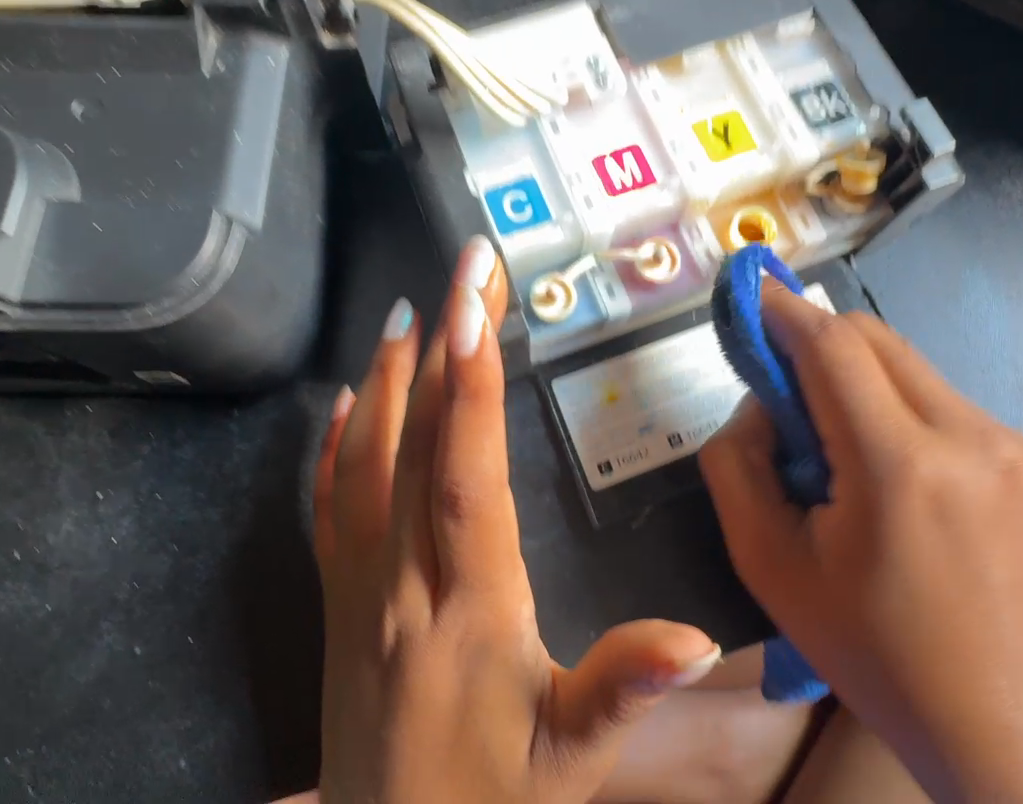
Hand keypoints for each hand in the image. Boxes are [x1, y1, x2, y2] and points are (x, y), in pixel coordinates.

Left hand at [313, 236, 722, 803]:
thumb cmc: (491, 802)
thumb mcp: (569, 760)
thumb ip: (622, 689)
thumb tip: (694, 637)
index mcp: (470, 605)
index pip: (466, 476)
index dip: (471, 389)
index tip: (473, 310)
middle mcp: (403, 580)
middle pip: (420, 444)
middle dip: (442, 347)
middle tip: (463, 271)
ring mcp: (359, 586)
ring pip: (366, 462)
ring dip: (385, 380)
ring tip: (404, 313)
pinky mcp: (337, 602)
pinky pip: (328, 507)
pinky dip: (333, 445)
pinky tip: (344, 401)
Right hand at [699, 285, 1022, 803]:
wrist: (993, 720)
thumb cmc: (867, 648)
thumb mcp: (766, 561)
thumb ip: (737, 461)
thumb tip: (760, 399)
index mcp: (900, 467)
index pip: (832, 345)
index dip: (782, 310)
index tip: (747, 293)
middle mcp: (969, 436)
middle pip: (873, 338)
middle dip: (815, 342)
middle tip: (780, 389)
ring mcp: (1012, 443)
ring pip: (906, 364)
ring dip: (855, 378)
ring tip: (836, 445)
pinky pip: (939, 398)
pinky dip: (894, 406)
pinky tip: (886, 467)